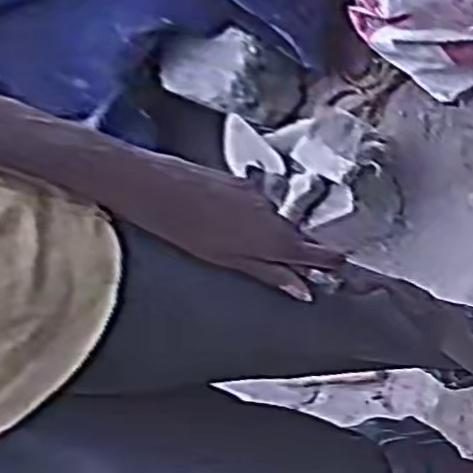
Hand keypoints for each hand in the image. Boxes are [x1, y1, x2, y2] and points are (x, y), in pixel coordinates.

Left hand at [117, 159, 346, 299]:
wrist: (140, 180)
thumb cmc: (180, 226)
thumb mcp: (227, 260)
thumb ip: (271, 274)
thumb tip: (304, 292)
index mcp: (283, 244)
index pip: (331, 257)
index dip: (332, 265)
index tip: (326, 270)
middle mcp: (282, 220)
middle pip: (304, 239)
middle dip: (293, 247)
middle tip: (265, 254)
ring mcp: (263, 198)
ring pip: (279, 220)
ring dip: (267, 228)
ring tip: (232, 231)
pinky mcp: (243, 182)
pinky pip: (259, 202)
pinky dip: (248, 210)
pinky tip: (220, 212)